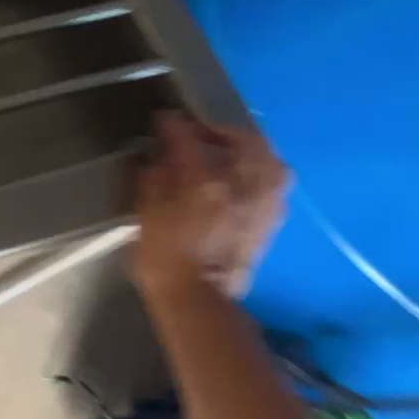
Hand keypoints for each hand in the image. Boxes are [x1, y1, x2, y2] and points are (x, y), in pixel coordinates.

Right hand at [134, 111, 290, 299]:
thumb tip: (161, 154)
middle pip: (243, 139)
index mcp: (204, 181)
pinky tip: (240, 175)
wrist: (198, 298)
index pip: (188, 138)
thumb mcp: (146, 212)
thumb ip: (155, 175)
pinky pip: (272, 179)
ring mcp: (264, 200)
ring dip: (246, 147)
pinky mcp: (273, 216)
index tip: (162, 119)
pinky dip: (258, 169)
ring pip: (266, 157)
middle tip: (198, 132)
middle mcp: (243, 184)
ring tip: (225, 151)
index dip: (173, 125)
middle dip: (220, 130)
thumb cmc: (163, 255)